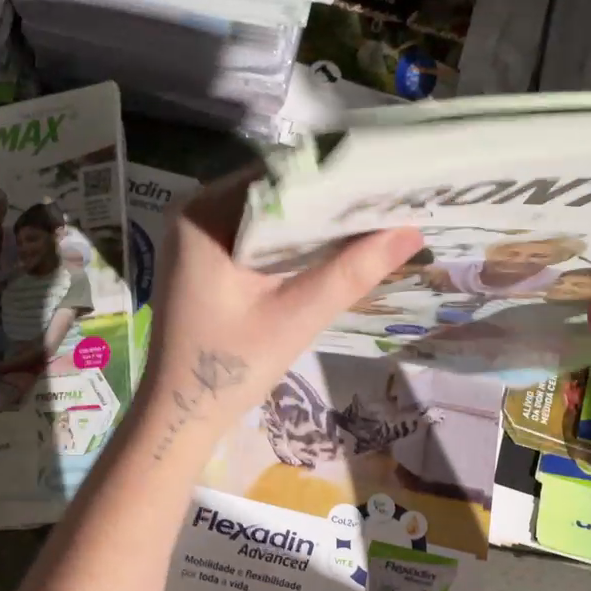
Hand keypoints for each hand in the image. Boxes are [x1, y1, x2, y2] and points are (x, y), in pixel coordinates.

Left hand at [137, 171, 422, 462]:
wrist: (179, 413)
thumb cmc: (228, 368)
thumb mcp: (295, 318)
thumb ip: (351, 272)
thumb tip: (412, 231)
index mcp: (203, 215)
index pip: (279, 177)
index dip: (334, 177)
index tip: (385, 181)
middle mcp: (193, 212)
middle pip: (272, 191)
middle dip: (327, 199)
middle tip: (387, 202)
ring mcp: (194, 235)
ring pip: (266, 213)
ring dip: (312, 220)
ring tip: (370, 221)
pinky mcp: (201, 257)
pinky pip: (253, 234)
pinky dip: (289, 241)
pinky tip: (330, 248)